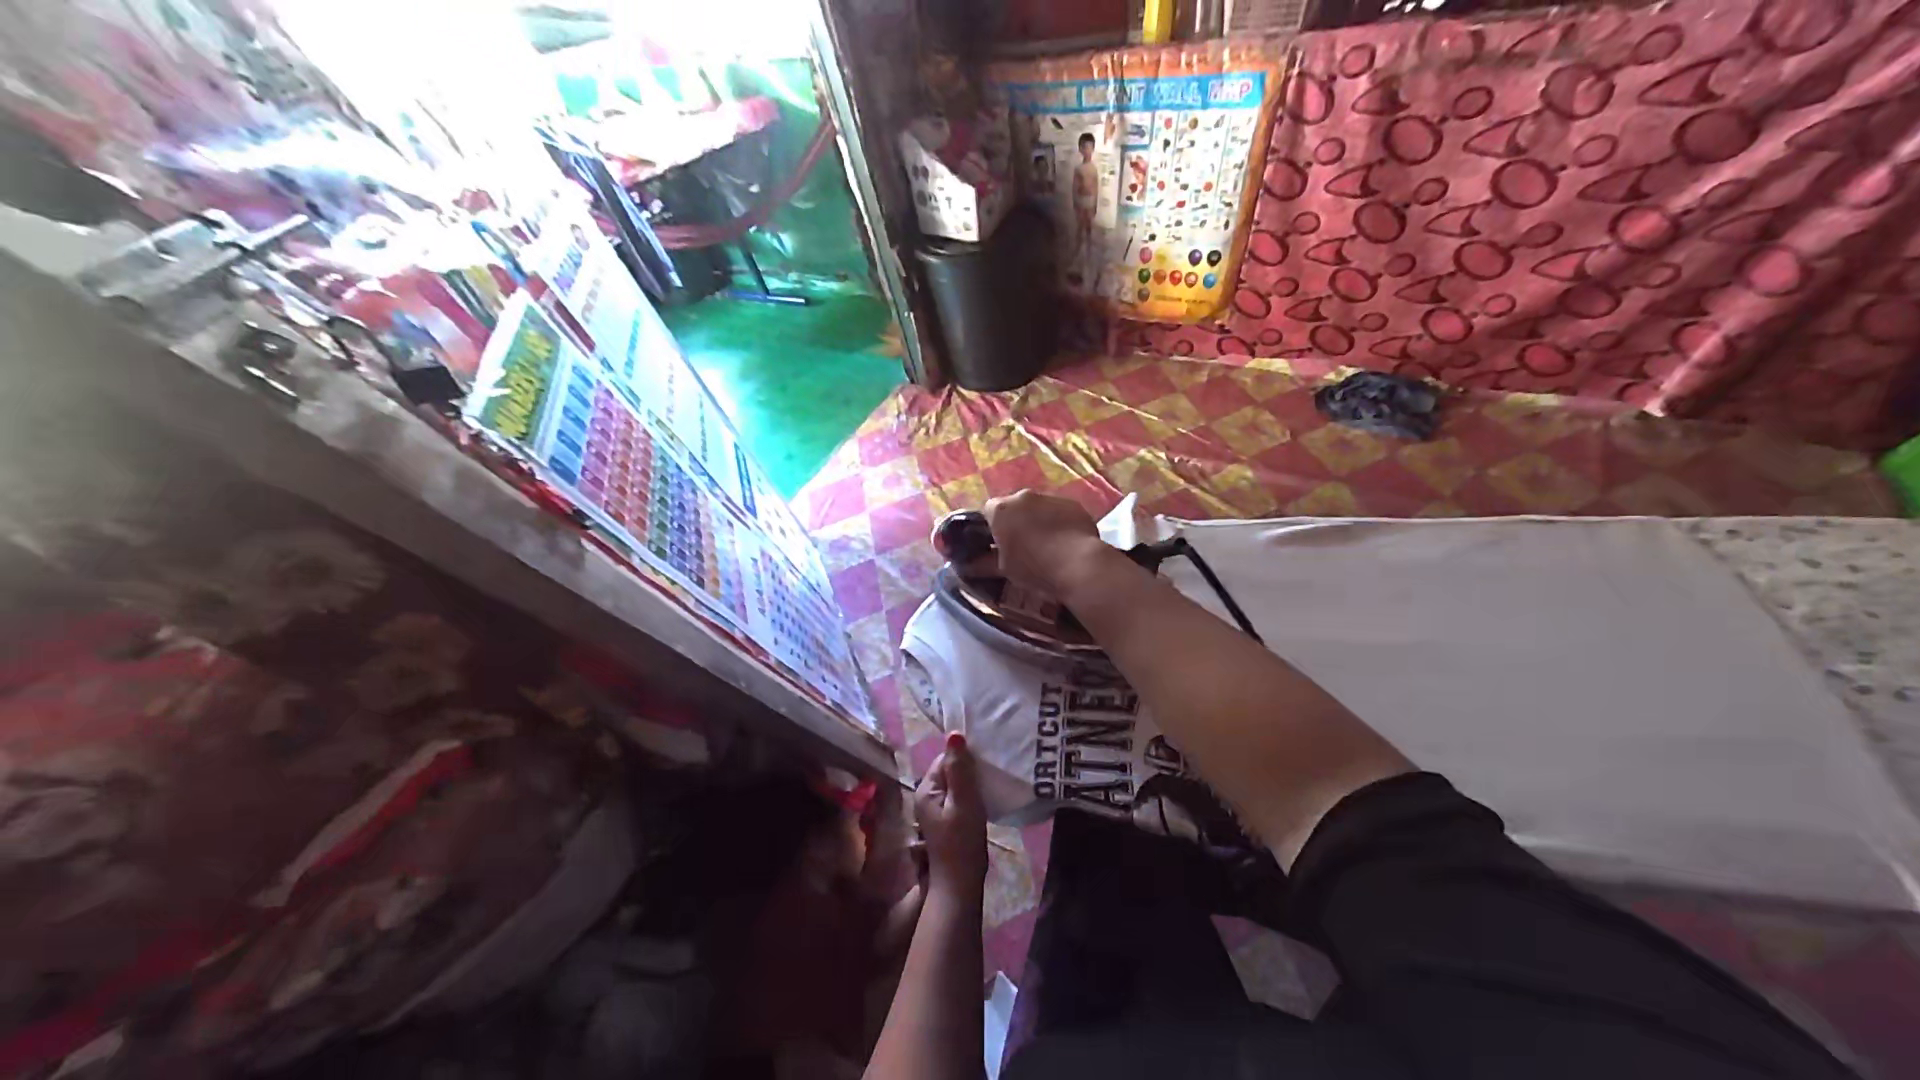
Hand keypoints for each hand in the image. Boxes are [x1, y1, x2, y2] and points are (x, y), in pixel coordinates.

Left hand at [915, 733, 986, 895]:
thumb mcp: (964, 802)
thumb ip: (959, 769)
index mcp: (926, 789)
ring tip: (990, 785)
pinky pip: (959, 798)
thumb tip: (954, 734)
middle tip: (990, 774)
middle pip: (949, 771)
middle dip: (968, 770)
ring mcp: (935, 810)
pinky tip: (984, 801)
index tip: (985, 763)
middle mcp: (926, 797)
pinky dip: (971, 797)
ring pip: (956, 785)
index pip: (945, 759)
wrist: (960, 884)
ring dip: (971, 784)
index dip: (964, 758)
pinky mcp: (947, 821)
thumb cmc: (962, 842)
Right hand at [982, 490, 1109, 596]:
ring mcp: (1050, 497)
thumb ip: (983, 563)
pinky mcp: (1073, 504)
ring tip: (1046, 545)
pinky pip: (1059, 511)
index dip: (991, 527)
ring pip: (1038, 507)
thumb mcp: (1004, 569)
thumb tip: (966, 565)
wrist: (1078, 564)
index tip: (997, 543)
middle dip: (1016, 521)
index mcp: (1000, 510)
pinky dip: (1059, 522)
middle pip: (1014, 506)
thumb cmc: (1033, 568)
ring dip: (1038, 520)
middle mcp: (1023, 496)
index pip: (987, 511)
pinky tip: (1065, 542)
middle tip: (1021, 546)